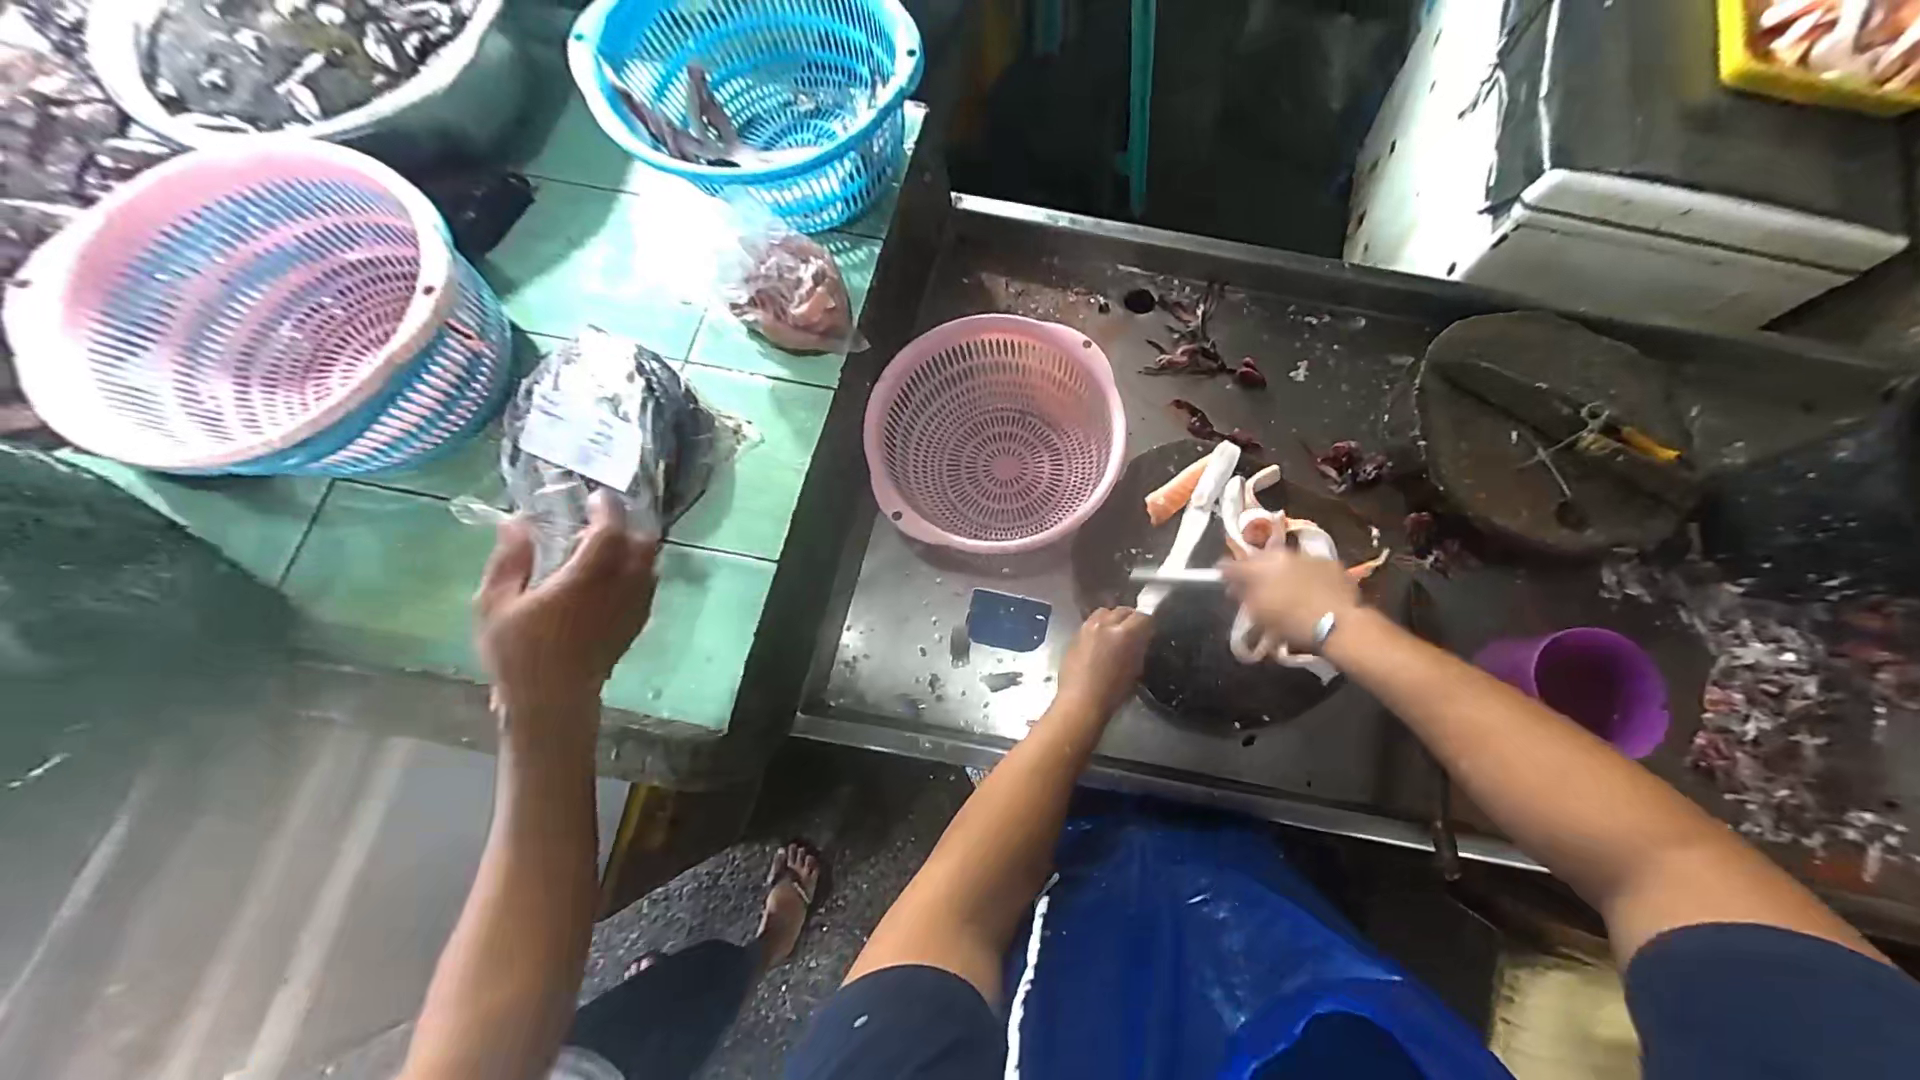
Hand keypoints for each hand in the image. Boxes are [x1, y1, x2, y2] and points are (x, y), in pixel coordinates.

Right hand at [475, 491, 658, 718]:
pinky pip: (648, 584)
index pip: (611, 530)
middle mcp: (621, 587)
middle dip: (628, 524)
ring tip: (604, 545)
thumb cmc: (519, 654)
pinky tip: (612, 575)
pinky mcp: (637, 622)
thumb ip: (510, 559)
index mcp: (588, 578)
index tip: (595, 497)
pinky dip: (637, 569)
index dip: (607, 508)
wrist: (554, 702)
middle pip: (644, 542)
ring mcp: (635, 606)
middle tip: (600, 520)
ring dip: (634, 546)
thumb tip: (516, 521)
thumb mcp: (496, 604)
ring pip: (650, 563)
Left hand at [1053, 607, 1152, 719]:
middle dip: (1130, 619)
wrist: (1080, 701)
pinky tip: (1099, 641)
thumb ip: (1139, 647)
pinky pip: (1090, 623)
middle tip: (1134, 632)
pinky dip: (1098, 627)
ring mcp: (1087, 627)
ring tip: (1114, 633)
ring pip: (1104, 612)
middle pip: (1122, 610)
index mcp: (1124, 633)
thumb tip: (1141, 638)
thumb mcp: (1136, 669)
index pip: (1143, 616)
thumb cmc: (1113, 692)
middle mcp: (1104, 624)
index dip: (1148, 624)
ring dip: (1112, 619)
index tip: (1149, 632)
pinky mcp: (1074, 634)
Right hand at [1221, 549, 1360, 649]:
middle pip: (1259, 559)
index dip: (1226, 572)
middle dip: (1253, 570)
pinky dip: (1303, 575)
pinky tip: (1307, 590)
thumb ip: (1243, 594)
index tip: (1224, 581)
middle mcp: (1282, 554)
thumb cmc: (1292, 622)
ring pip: (1284, 561)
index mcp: (1259, 565)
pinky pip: (1308, 567)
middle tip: (1252, 587)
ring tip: (1281, 589)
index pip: (1233, 564)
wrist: (1340, 625)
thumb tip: (1234, 585)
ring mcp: (1308, 556)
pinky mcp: (1330, 564)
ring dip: (1278, 571)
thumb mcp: (1258, 612)